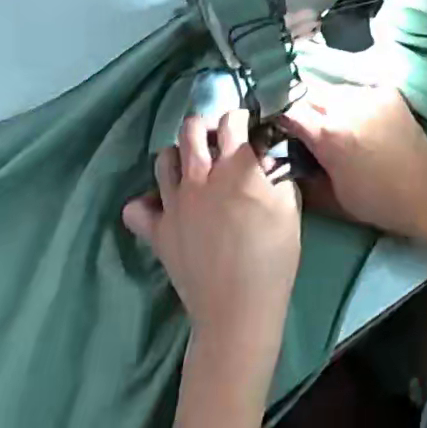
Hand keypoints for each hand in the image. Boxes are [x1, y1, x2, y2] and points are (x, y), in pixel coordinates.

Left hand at [123, 111, 300, 338]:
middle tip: (219, 141)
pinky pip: (137, 208)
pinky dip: (147, 202)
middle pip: (191, 130)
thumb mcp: (289, 206)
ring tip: (194, 169)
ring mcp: (174, 203)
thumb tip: (265, 158)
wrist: (239, 308)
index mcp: (236, 166)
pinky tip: (165, 206)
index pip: (231, 121)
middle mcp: (200, 176)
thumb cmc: (273, 255)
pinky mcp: (158, 232)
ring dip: (179, 156)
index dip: (241, 119)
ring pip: (163, 159)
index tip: (248, 128)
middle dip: (206, 127)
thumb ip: (277, 173)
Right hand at [280, 81, 426, 240]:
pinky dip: (351, 102)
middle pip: (309, 93)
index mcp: (328, 133)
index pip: (288, 109)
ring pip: (334, 89)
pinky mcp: (388, 91)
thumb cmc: (375, 201)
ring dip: (326, 102)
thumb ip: (300, 172)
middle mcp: (347, 105)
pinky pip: (358, 90)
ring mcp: (370, 94)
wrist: (426, 190)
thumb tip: (276, 159)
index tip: (270, 124)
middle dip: (300, 106)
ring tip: (330, 123)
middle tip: (299, 125)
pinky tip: (356, 120)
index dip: (276, 116)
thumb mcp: (328, 196)